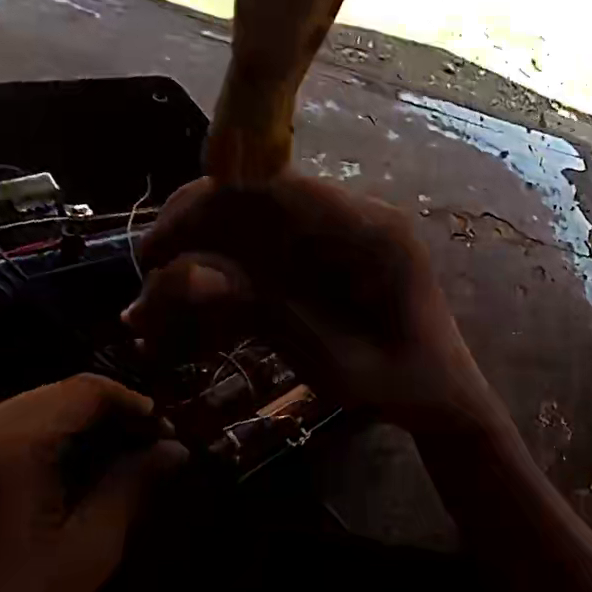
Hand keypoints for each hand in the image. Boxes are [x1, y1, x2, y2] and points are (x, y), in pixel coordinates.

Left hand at [0, 375, 185, 591]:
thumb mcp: (83, 555)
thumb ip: (130, 489)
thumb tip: (173, 450)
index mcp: (7, 443)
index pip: (87, 389)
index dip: (137, 404)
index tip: (167, 436)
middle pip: (56, 396)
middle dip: (110, 417)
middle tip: (147, 453)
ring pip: (27, 415)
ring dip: (77, 432)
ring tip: (112, 471)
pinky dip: (41, 447)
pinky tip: (59, 487)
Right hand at [124, 176, 499, 430]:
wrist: (445, 402)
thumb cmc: (407, 386)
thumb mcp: (340, 364)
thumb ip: (273, 317)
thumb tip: (193, 276)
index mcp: (372, 232)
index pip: (279, 189)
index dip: (208, 207)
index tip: (157, 252)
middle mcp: (351, 225)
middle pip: (257, 205)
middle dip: (193, 240)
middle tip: (146, 289)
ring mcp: (336, 246)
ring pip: (251, 236)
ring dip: (199, 272)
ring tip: (153, 323)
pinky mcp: (324, 271)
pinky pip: (263, 266)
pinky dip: (224, 296)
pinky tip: (189, 333)